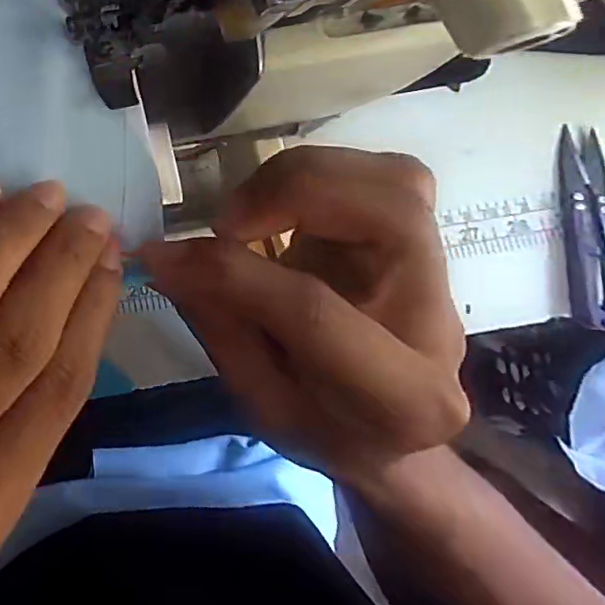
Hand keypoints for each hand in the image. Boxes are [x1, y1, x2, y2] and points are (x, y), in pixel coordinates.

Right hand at [138, 146, 468, 488]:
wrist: (385, 430)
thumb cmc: (318, 426)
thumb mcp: (256, 400)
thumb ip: (217, 323)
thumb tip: (166, 254)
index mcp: (403, 395)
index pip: (316, 311)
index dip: (231, 272)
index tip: (162, 254)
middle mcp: (438, 320)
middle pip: (390, 215)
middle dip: (291, 195)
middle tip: (225, 223)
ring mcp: (441, 270)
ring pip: (394, 180)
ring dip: (305, 178)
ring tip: (250, 213)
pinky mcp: (424, 234)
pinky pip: (385, 174)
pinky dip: (323, 173)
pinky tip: (284, 202)